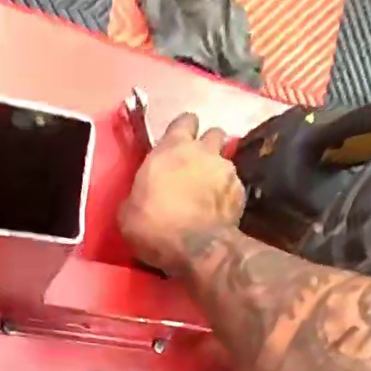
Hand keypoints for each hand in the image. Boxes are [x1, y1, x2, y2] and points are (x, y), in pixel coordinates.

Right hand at [118, 112, 244, 275]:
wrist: (196, 250)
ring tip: (210, 194)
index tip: (176, 147)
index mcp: (173, 147)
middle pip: (213, 134)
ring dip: (218, 173)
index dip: (182, 132)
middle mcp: (204, 150)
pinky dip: (228, 197)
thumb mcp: (128, 213)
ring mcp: (227, 170)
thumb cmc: (154, 226)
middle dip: (207, 147)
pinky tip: (220, 212)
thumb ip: (139, 193)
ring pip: (226, 161)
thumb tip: (141, 197)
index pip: (184, 120)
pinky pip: (235, 188)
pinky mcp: (241, 194)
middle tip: (196, 167)